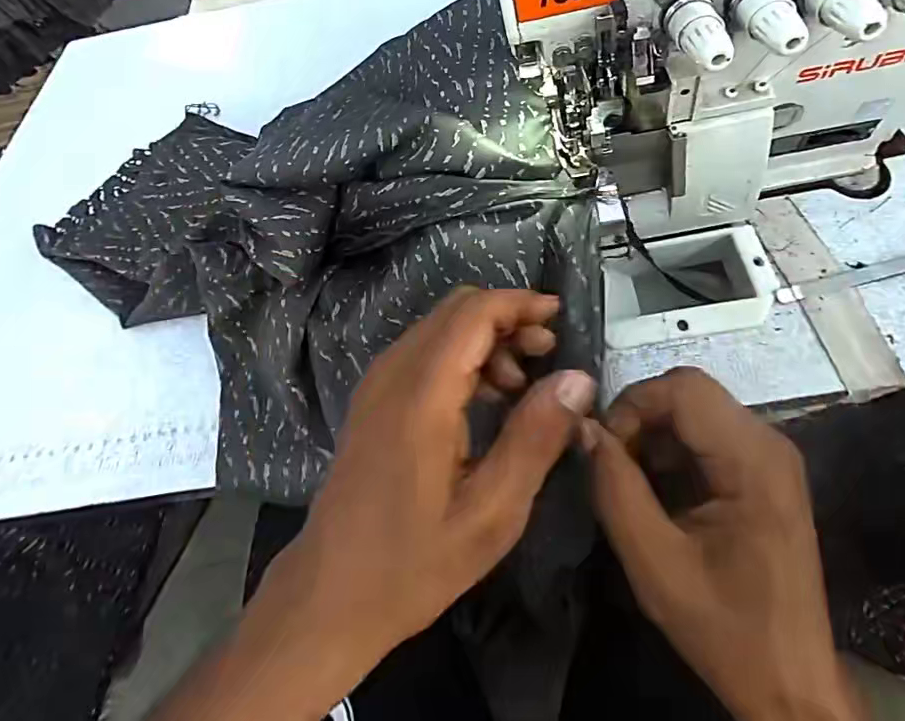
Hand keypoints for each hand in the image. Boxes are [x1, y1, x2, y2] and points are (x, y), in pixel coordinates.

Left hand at [153, 288, 593, 720]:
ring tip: (523, 384)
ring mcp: (377, 386)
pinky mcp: (373, 401)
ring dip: (489, 337)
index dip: (520, 303)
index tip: (559, 319)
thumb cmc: (412, 564)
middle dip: (509, 318)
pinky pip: (426, 350)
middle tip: (547, 355)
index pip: (473, 313)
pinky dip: (465, 355)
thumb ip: (536, 437)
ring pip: (441, 326)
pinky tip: (489, 399)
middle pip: (457, 309)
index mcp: (421, 396)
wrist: (325, 601)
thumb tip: (578, 378)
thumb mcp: (492, 513)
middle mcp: (393, 375)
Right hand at [583, 368, 864, 720]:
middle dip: (642, 419)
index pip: (685, 388)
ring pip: (700, 410)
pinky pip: (712, 434)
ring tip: (632, 483)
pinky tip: (660, 491)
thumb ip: (617, 492)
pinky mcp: (767, 468)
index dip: (634, 404)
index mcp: (755, 459)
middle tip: (612, 465)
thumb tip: (585, 431)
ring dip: (657, 435)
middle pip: (693, 394)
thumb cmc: (727, 629)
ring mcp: (772, 453)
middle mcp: (770, 440)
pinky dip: (677, 450)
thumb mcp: (657, 567)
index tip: (603, 448)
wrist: (791, 678)